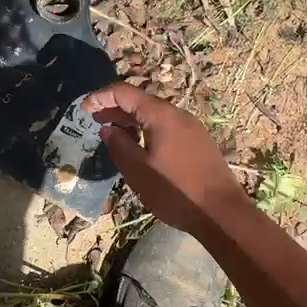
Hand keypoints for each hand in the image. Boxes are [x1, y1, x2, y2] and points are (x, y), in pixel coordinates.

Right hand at [84, 83, 246, 234]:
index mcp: (161, 115)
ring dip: (131, 120)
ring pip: (155, 115)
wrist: (222, 214)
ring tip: (113, 132)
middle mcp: (178, 114)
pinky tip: (140, 145)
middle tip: (94, 119)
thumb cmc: (175, 191)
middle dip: (115, 108)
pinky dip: (147, 129)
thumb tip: (108, 128)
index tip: (84, 108)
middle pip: (141, 101)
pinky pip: (167, 127)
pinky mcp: (199, 142)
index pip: (125, 93)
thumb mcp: (138, 171)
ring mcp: (192, 128)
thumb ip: (119, 145)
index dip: (101, 97)